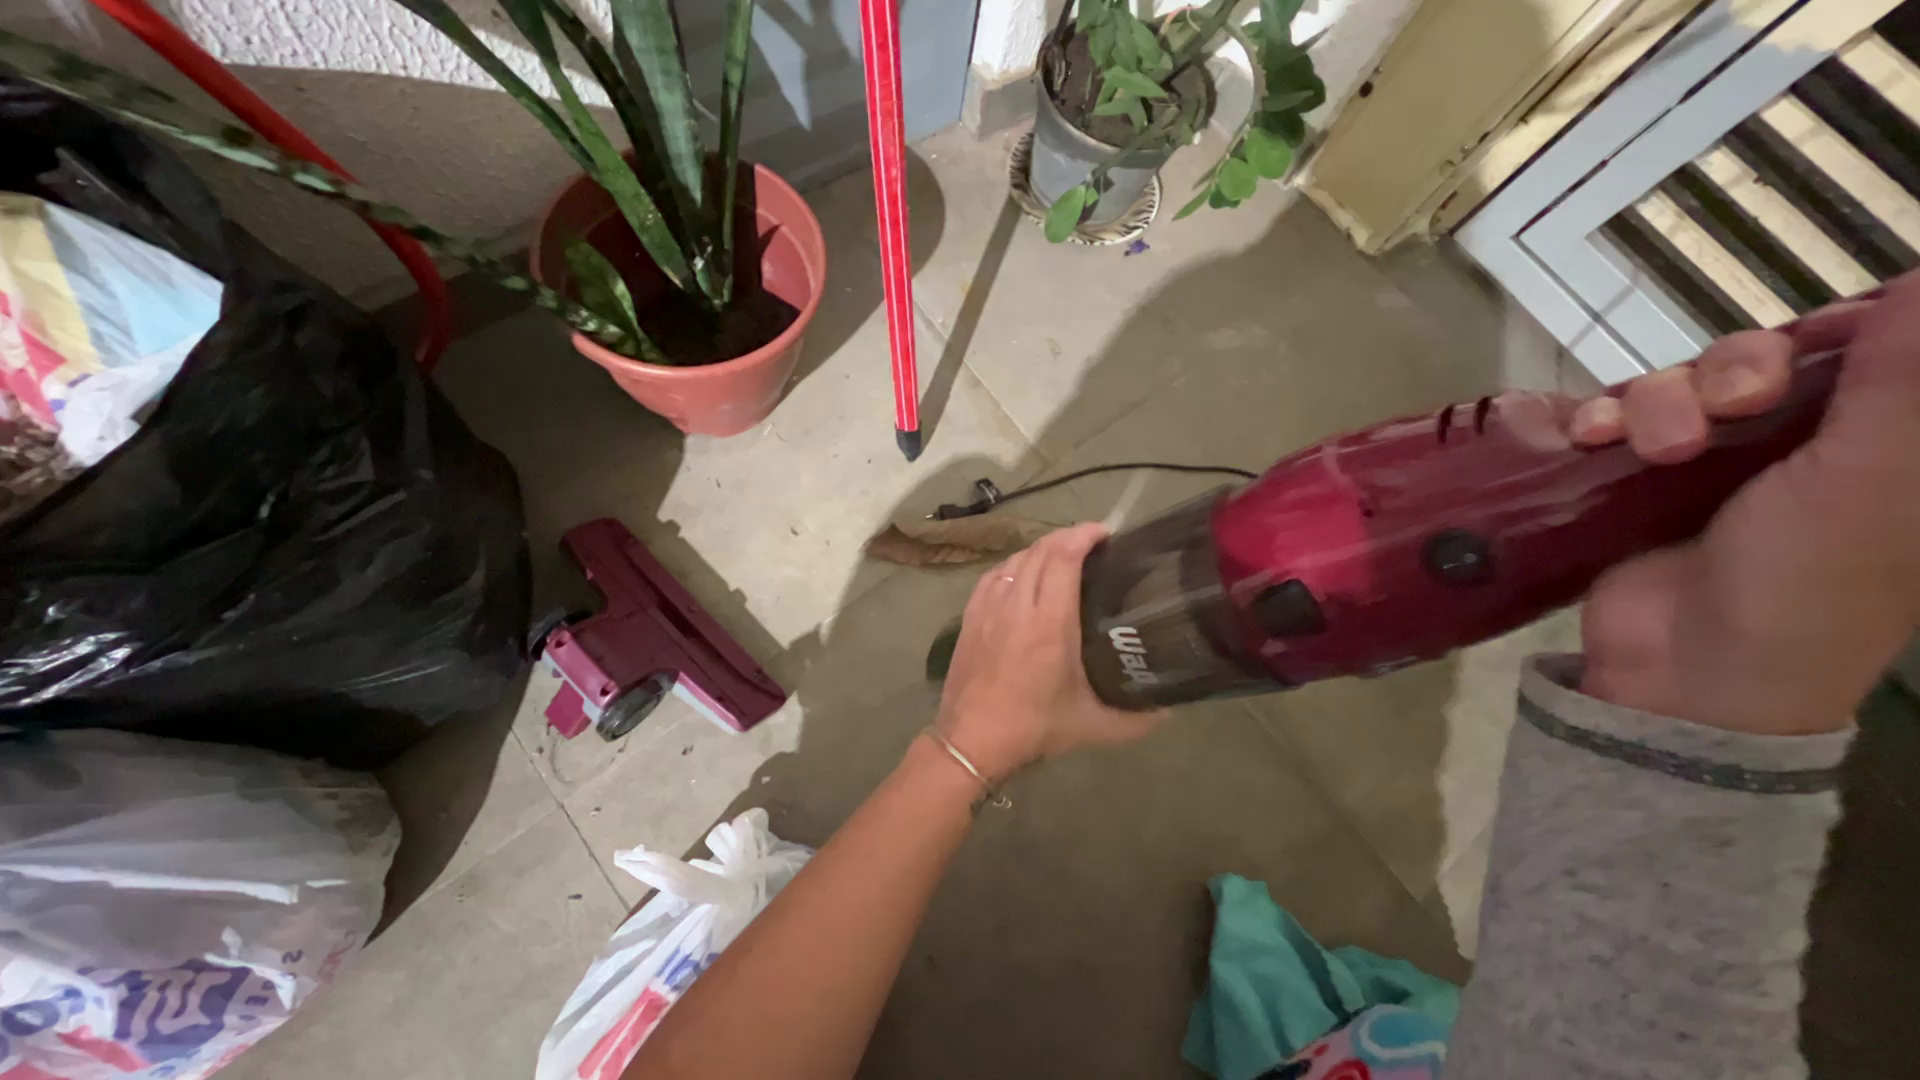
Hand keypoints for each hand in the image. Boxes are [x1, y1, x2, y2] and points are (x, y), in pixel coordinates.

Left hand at [933, 523, 1165, 782]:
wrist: (971, 741)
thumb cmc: (1034, 728)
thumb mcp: (1093, 725)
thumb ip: (1137, 719)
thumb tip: (1169, 710)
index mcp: (1049, 621)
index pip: (1063, 557)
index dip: (1084, 535)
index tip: (1106, 533)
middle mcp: (1017, 605)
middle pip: (1040, 551)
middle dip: (1067, 538)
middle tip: (1092, 544)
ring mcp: (989, 608)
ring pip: (1015, 560)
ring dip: (1040, 550)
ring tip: (1061, 557)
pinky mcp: (970, 617)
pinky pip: (993, 575)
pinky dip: (1014, 566)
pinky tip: (1023, 574)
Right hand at [1561, 280, 1919, 734]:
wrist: (1685, 667)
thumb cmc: (1804, 581)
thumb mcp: (1871, 477)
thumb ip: (1904, 378)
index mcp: (1879, 442)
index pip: (1865, 345)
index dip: (1838, 327)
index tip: (1815, 338)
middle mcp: (1798, 442)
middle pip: (1760, 357)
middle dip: (1732, 370)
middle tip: (1730, 406)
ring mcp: (1710, 463)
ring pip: (1678, 385)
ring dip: (1655, 400)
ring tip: (1643, 446)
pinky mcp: (1635, 480)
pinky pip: (1612, 419)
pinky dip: (1596, 418)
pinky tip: (1588, 439)